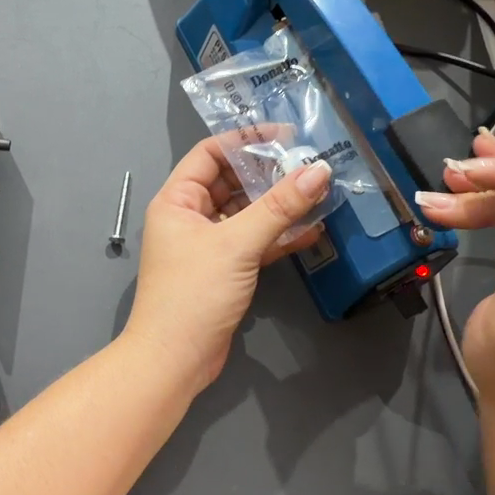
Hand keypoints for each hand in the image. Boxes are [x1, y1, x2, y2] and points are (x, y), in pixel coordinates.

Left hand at [122, 138, 330, 395]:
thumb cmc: (194, 293)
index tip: (287, 136)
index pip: (210, 154)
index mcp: (177, 200)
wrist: (175, 359)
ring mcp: (206, 245)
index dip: (245, 141)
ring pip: (246, 213)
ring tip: (319, 192)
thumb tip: (319, 170)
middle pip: (231, 182)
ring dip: (278, 205)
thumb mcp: (237, 244)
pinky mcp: (223, 271)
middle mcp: (188, 217)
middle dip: (268, 173)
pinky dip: (278, 236)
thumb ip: (279, 207)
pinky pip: (253, 242)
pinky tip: (312, 231)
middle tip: (311, 164)